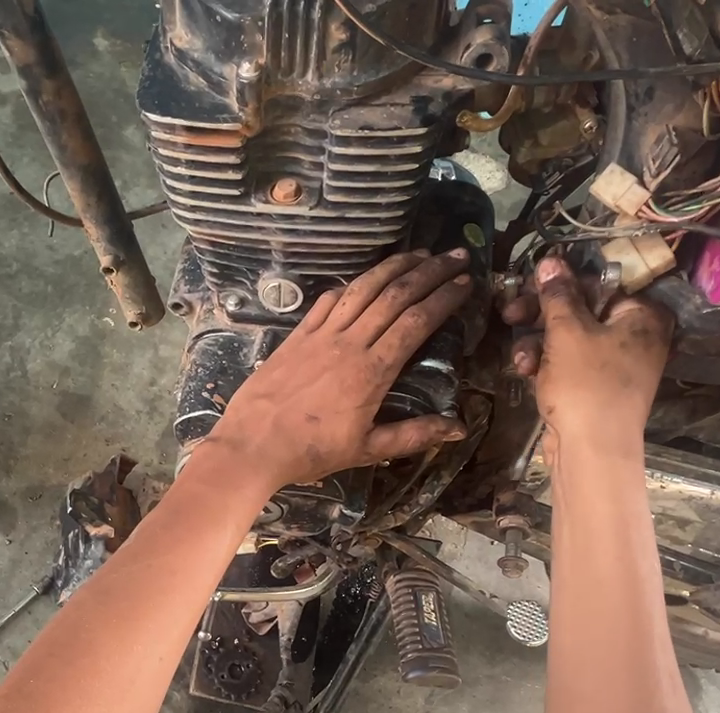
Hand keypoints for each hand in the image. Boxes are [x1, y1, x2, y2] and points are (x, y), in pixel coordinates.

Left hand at [203, 250, 472, 490]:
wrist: (252, 445)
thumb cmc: (310, 452)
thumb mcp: (366, 450)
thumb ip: (413, 435)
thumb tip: (458, 428)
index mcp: (372, 370)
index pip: (417, 321)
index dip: (444, 298)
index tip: (466, 283)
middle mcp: (349, 342)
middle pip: (395, 295)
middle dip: (429, 272)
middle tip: (456, 256)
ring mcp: (320, 335)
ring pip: (362, 289)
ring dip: (393, 267)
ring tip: (419, 254)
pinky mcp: (297, 335)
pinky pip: (328, 300)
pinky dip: (352, 284)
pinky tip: (365, 279)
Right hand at [500, 258, 672, 448]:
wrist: (592, 448)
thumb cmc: (586, 384)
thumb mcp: (566, 333)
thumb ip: (557, 296)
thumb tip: (550, 261)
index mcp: (642, 314)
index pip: (599, 283)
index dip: (560, 283)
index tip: (526, 286)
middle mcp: (636, 334)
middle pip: (581, 310)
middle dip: (541, 317)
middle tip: (510, 315)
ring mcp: (616, 363)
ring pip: (570, 338)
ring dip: (538, 344)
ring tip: (520, 360)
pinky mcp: (596, 386)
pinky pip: (569, 363)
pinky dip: (547, 364)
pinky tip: (526, 373)